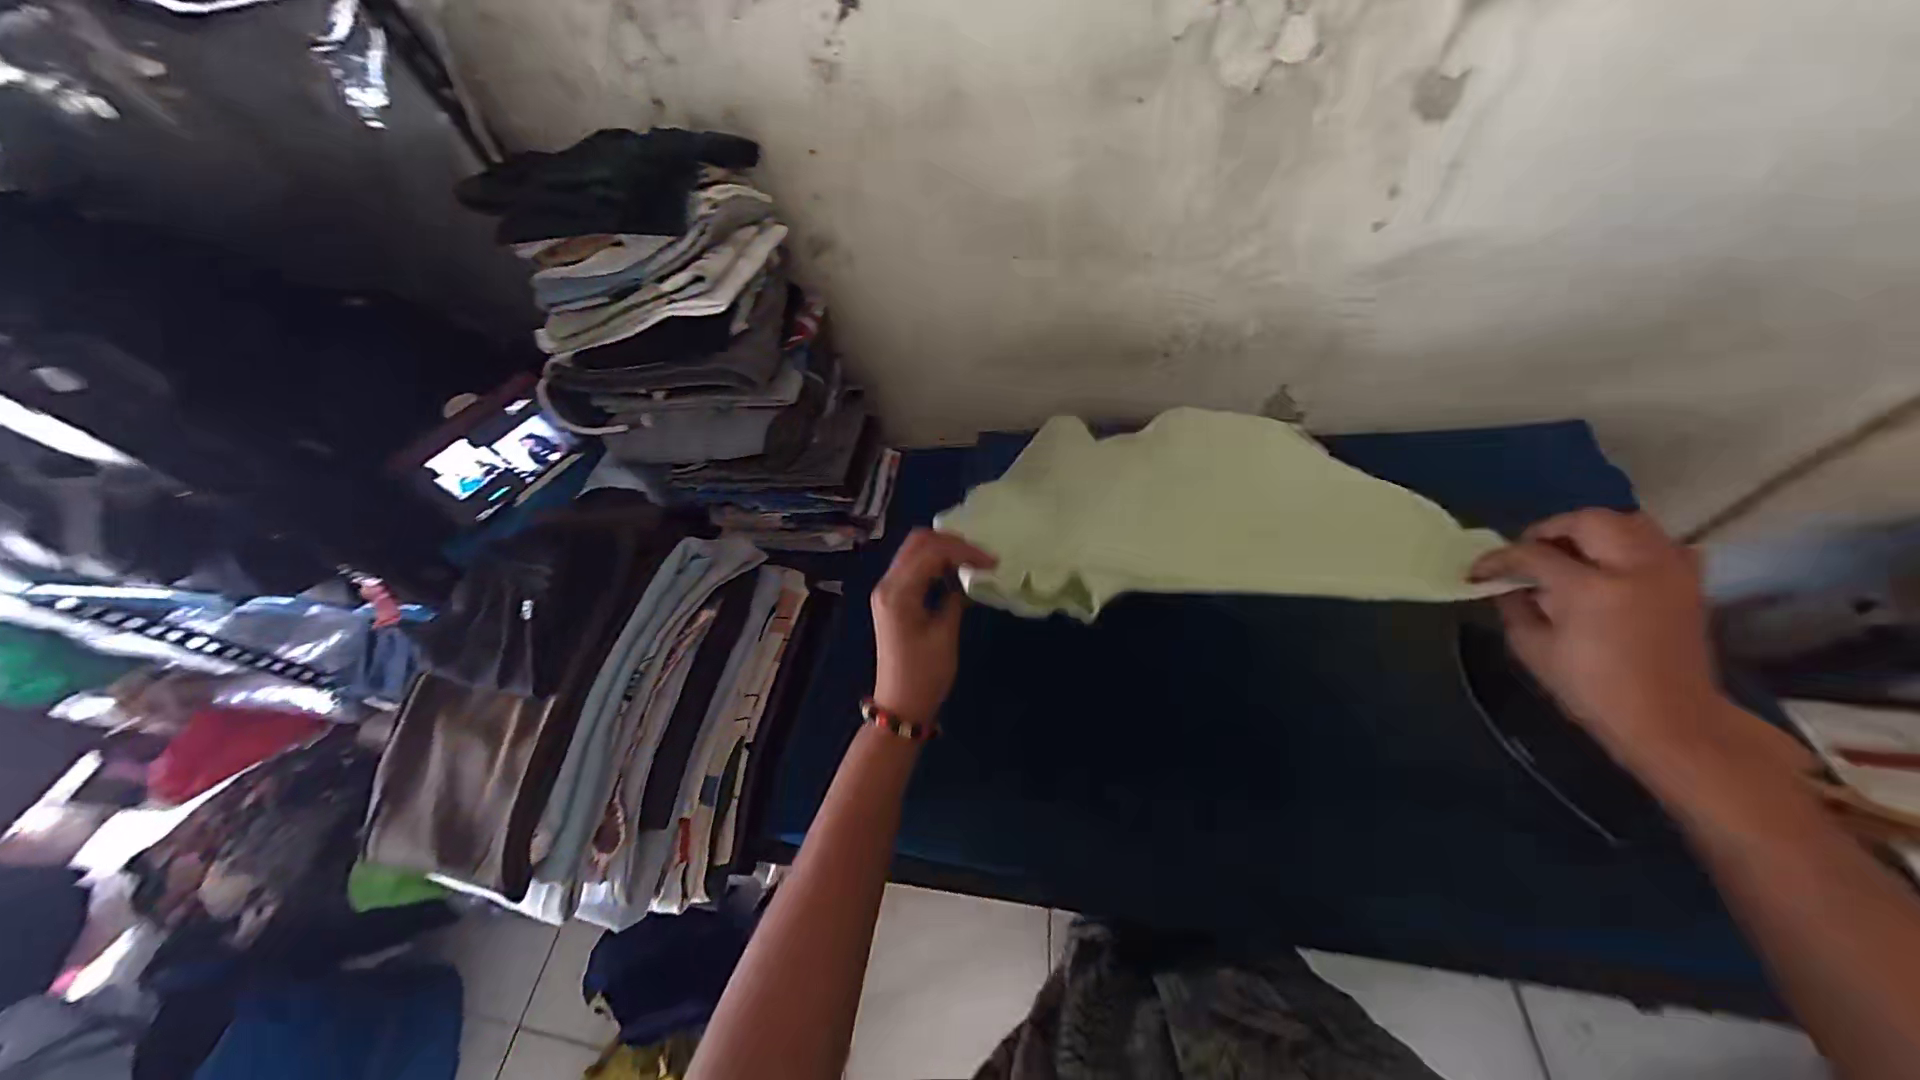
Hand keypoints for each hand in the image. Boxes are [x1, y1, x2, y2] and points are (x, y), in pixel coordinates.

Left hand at [870, 529, 997, 726]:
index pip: (930, 552)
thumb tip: (966, 580)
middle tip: (982, 556)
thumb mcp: (945, 635)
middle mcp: (887, 584)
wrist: (900, 703)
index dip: (963, 550)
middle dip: (952, 542)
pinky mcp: (893, 597)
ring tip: (974, 561)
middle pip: (918, 542)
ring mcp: (887, 589)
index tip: (992, 562)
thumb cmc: (925, 674)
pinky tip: (957, 573)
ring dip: (945, 550)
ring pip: (915, 550)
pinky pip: (914, 566)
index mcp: (898, 592)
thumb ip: (954, 599)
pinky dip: (936, 562)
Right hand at [1470, 509, 1727, 767]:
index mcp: (1590, 588)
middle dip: (1549, 531)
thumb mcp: (1531, 647)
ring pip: (1628, 522)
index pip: (1532, 554)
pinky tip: (1610, 564)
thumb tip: (1505, 584)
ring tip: (1567, 553)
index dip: (1498, 559)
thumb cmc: (1589, 687)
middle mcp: (1636, 568)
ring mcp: (1669, 571)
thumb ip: (1514, 606)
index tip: (1478, 571)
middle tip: (1527, 552)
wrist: (1668, 718)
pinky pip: (1658, 542)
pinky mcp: (1689, 581)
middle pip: (1588, 520)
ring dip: (1590, 530)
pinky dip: (1629, 543)